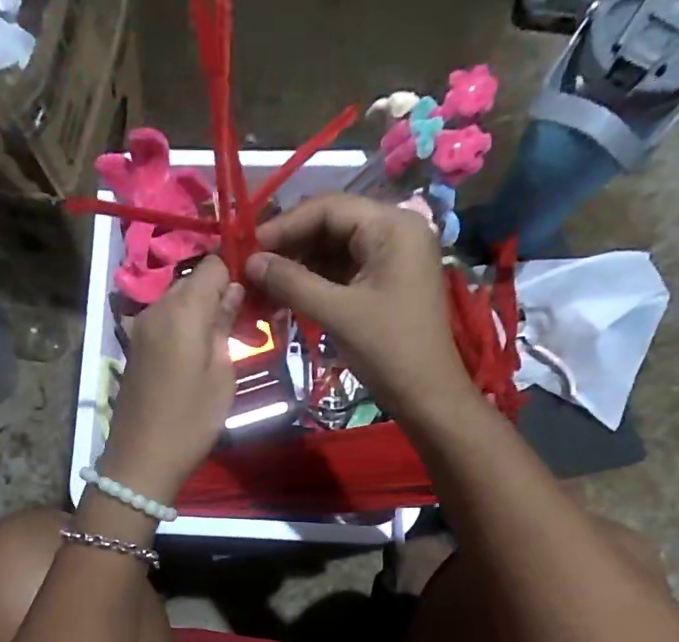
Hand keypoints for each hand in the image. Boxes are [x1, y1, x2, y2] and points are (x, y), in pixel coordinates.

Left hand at [100, 257, 243, 499]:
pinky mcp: (137, 345)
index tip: (258, 288)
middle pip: (194, 280)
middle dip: (221, 291)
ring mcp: (142, 326)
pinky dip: (186, 324)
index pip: (214, 264)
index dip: (237, 270)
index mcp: (182, 310)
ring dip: (203, 309)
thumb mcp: (222, 374)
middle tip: (247, 318)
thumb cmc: (191, 419)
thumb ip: (225, 326)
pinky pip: (167, 319)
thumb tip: (232, 292)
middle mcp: (157, 307)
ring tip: (227, 336)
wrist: (142, 458)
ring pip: (179, 299)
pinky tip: (201, 349)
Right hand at [248, 194, 473, 422]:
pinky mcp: (388, 281)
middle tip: (253, 267)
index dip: (285, 225)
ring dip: (300, 265)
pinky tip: (288, 293)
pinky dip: (317, 280)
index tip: (249, 247)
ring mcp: (394, 257)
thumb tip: (250, 262)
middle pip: (332, 224)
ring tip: (264, 284)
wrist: (428, 396)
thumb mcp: (336, 313)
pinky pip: (346, 269)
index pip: (329, 208)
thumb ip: (291, 282)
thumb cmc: (388, 350)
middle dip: (291, 245)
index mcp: (393, 226)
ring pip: (336, 248)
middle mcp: (396, 230)